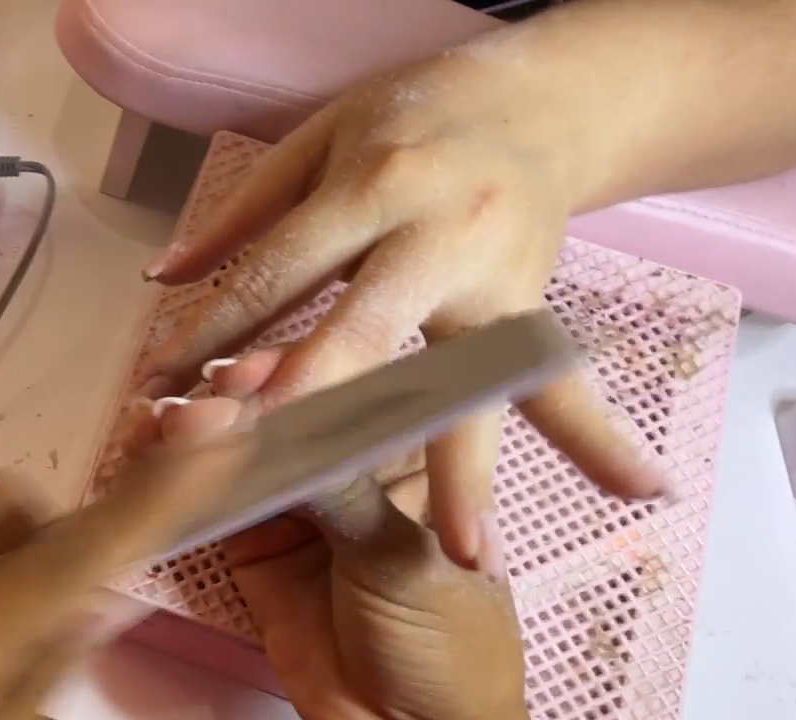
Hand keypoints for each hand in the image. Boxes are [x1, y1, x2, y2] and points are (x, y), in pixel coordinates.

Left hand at [140, 49, 670, 571]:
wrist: (546, 94)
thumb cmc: (409, 120)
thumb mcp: (313, 144)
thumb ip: (238, 218)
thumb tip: (160, 276)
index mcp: (368, 188)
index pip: (271, 281)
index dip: (209, 341)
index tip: (162, 399)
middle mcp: (437, 236)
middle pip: (358, 339)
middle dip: (304, 409)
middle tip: (259, 471)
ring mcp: (495, 281)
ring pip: (463, 385)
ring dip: (460, 468)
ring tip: (467, 549)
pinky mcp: (532, 309)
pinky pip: (558, 383)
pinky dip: (595, 437)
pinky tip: (635, 491)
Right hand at [150, 392, 532, 719]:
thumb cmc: (440, 641)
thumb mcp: (405, 560)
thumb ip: (343, 496)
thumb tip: (280, 433)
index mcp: (403, 458)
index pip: (345, 396)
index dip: (296, 377)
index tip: (250, 373)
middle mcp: (340, 469)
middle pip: (280, 419)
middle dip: (233, 405)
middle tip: (192, 406)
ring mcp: (289, 506)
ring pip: (237, 457)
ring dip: (195, 438)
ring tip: (157, 423)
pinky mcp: (248, 543)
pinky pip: (210, 506)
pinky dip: (177, 485)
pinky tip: (146, 458)